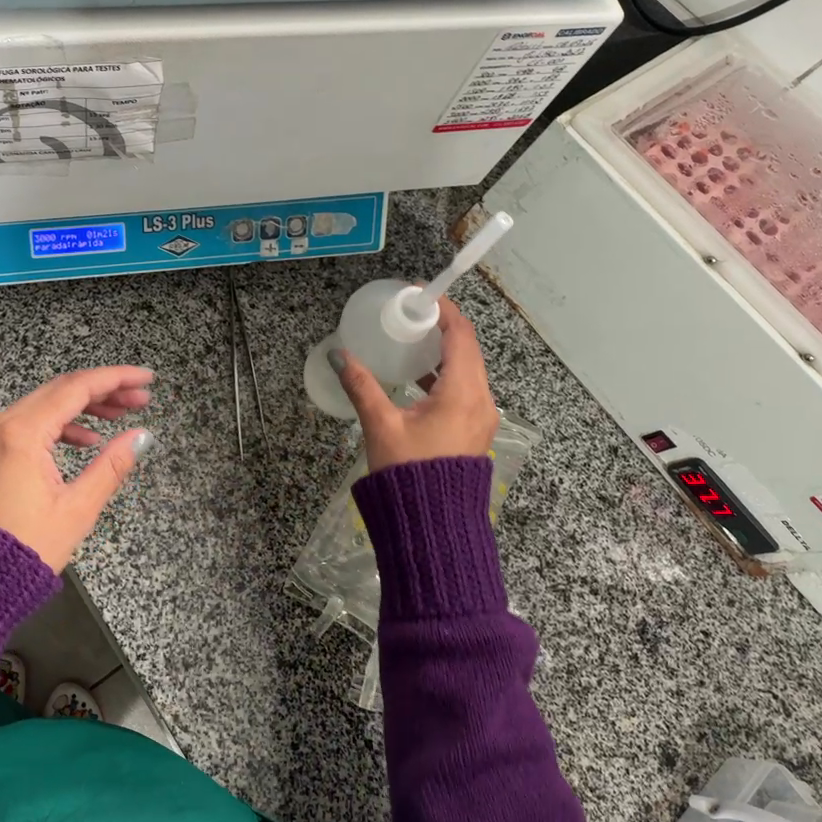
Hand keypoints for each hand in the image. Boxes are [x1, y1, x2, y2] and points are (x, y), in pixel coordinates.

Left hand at [0, 366, 157, 572]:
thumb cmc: (22, 550)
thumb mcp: (77, 509)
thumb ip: (112, 465)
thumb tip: (141, 437)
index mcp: (22, 435)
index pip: (77, 388)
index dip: (116, 378)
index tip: (145, 377)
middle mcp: (0, 426)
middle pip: (61, 389)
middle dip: (104, 390)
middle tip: (140, 397)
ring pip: (45, 403)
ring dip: (84, 405)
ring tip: (120, 415)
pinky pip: (29, 422)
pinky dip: (60, 424)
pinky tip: (87, 439)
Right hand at [333, 298, 498, 471]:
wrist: (433, 527)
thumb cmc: (409, 472)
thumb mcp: (381, 426)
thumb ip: (362, 386)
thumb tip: (339, 355)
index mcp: (463, 392)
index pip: (460, 335)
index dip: (443, 310)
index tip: (419, 294)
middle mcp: (482, 401)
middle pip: (468, 349)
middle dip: (442, 327)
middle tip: (411, 315)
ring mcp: (482, 418)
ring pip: (469, 370)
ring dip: (444, 352)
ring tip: (412, 341)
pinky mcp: (474, 432)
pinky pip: (466, 390)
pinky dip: (446, 375)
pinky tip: (419, 378)